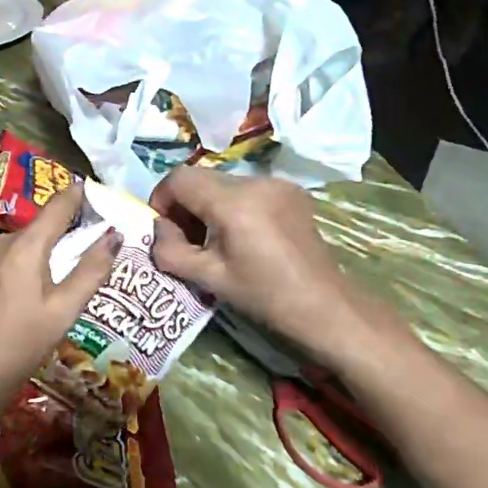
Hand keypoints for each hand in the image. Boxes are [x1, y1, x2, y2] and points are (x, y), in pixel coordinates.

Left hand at [0, 183, 116, 404]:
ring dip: (35, 255)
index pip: (57, 206)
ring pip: (18, 245)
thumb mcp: (65, 310)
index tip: (94, 192)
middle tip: (80, 257)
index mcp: (26, 246)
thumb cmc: (24, 342)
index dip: (78, 196)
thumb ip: (92, 270)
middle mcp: (0, 241)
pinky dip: (15, 267)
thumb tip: (114, 235)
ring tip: (49, 286)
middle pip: (38, 229)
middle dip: (60, 237)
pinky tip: (18, 296)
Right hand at [149, 167, 385, 358]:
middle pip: (200, 178)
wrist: (327, 309)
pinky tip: (241, 235)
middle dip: (184, 204)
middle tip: (187, 239)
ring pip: (221, 182)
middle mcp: (255, 182)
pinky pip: (245, 188)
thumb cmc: (265, 297)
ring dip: (207, 204)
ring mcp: (276, 183)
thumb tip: (159, 228)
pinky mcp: (290, 191)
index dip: (161, 200)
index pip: (179, 179)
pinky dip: (231, 205)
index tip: (165, 229)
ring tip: (214, 240)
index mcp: (234, 202)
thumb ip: (170, 250)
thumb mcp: (208, 278)